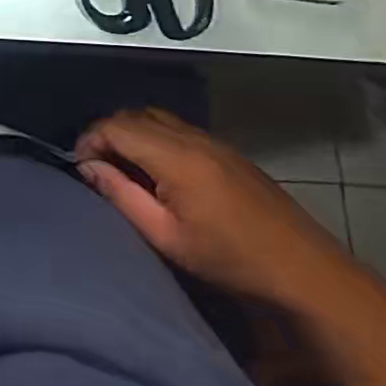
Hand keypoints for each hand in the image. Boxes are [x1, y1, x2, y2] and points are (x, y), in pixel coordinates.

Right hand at [75, 108, 355, 306]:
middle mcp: (194, 138)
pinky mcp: (227, 151)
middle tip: (95, 165)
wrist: (306, 271)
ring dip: (131, 132)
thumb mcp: (166, 236)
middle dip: (107, 132)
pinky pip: (177, 128)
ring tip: (121, 166)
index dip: (90, 139)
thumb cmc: (230, 260)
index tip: (80, 166)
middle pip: (135, 114)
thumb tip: (87, 166)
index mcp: (176, 157)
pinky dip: (154, 137)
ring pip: (157, 118)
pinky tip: (155, 169)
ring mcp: (214, 141)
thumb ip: (121, 195)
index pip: (116, 126)